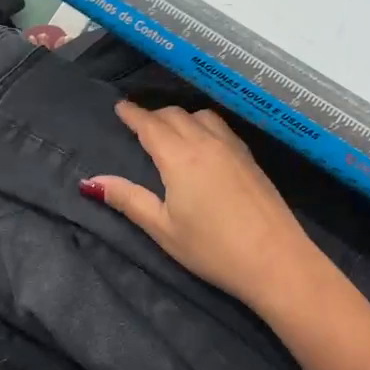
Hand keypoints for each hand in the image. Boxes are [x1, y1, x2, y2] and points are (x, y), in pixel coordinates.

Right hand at [83, 102, 330, 309]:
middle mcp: (205, 142)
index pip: (149, 124)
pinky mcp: (250, 158)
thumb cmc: (214, 250)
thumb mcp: (164, 230)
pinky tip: (204, 143)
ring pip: (200, 115)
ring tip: (171, 131)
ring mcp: (232, 147)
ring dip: (180, 117)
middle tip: (139, 124)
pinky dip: (203, 124)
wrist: (278, 262)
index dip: (132, 113)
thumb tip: (92, 182)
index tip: (119, 107)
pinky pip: (220, 127)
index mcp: (179, 157)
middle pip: (174, 115)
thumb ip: (129, 200)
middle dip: (153, 115)